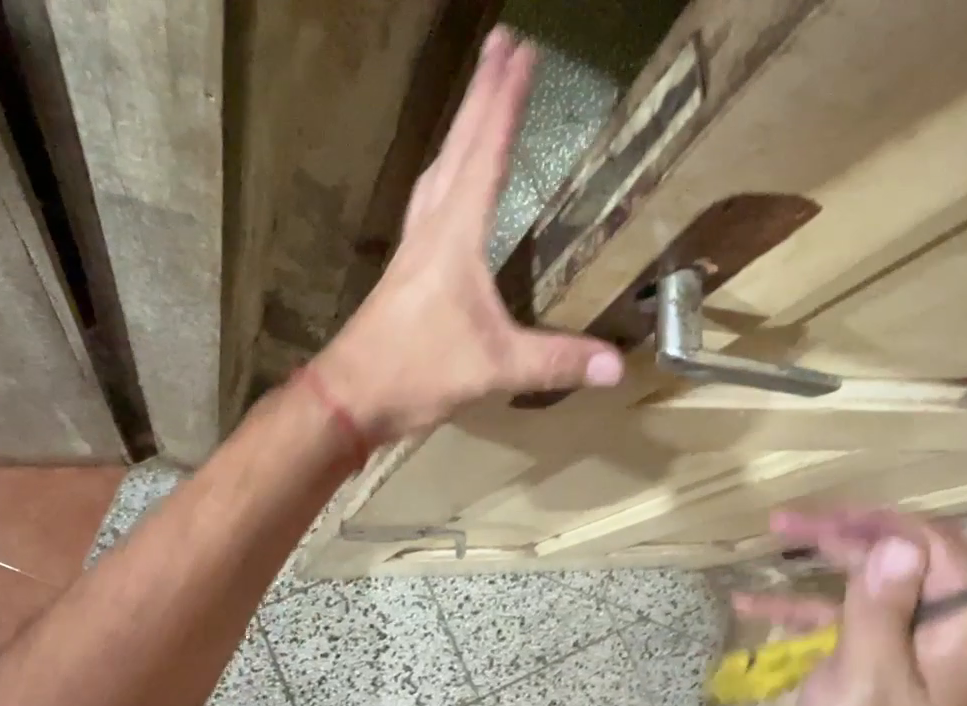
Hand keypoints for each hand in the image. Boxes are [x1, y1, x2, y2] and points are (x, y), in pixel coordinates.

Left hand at [311, 28, 623, 442]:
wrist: (348, 397)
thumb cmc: (414, 372)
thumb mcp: (493, 367)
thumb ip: (555, 361)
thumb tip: (618, 366)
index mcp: (452, 238)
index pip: (484, 155)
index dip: (504, 103)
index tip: (520, 51)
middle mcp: (428, 232)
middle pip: (456, 149)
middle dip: (480, 96)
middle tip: (500, 46)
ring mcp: (410, 252)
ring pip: (436, 174)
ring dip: (458, 134)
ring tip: (476, 105)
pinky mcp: (403, 274)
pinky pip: (427, 207)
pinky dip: (444, 180)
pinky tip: (449, 192)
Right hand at [734, 509, 966, 705]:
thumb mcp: (867, 673)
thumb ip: (880, 605)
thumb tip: (895, 543)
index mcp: (962, 630)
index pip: (937, 549)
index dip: (883, 524)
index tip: (825, 516)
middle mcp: (945, 631)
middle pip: (903, 561)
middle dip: (846, 537)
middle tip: (786, 524)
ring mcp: (911, 649)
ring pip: (871, 587)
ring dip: (821, 566)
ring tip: (772, 544)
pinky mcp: (880, 666)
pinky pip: (848, 623)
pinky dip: (805, 611)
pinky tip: (752, 606)